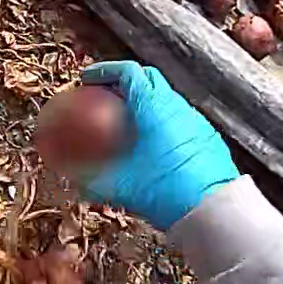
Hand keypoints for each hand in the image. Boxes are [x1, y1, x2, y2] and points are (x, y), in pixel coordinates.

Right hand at [80, 61, 238, 228]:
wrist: (215, 212)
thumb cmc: (167, 192)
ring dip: (142, 99)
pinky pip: (176, 116)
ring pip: (165, 97)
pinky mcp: (205, 137)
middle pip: (149, 78)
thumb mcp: (120, 187)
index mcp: (155, 109)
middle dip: (124, 80)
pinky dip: (157, 117)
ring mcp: (195, 121)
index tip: (87, 79)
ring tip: (123, 116)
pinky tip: (148, 139)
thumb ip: (90, 180)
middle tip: (103, 93)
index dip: (105, 71)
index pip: (129, 73)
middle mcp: (178, 108)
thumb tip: (67, 176)